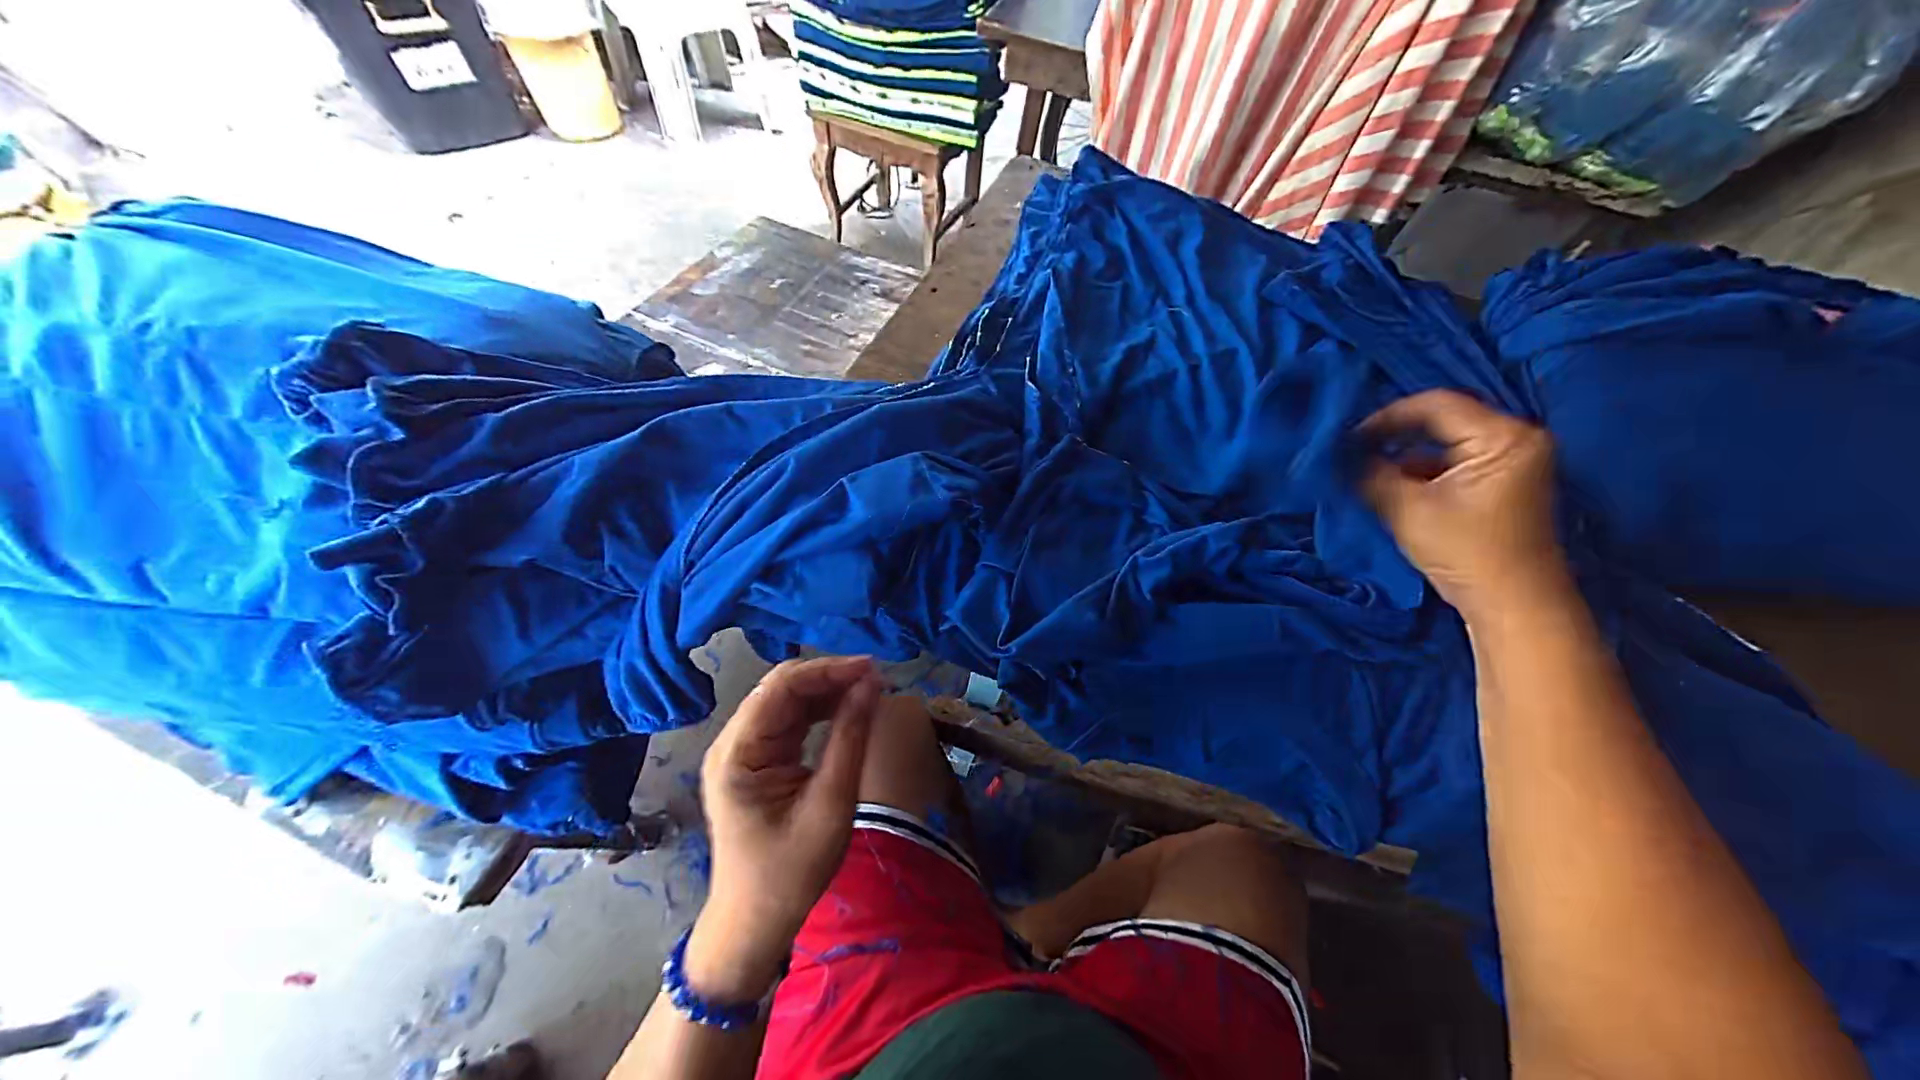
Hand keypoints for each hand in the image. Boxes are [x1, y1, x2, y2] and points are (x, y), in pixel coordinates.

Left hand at [683, 656, 879, 1002]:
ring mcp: (741, 751)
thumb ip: (850, 737)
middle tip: (876, 678)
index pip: (781, 687)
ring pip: (786, 701)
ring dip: (827, 691)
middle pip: (780, 688)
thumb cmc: (791, 873)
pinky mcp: (755, 761)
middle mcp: (732, 743)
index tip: (873, 667)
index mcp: (738, 754)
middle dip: (829, 677)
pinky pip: (788, 721)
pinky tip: (847, 709)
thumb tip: (872, 684)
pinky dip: (819, 711)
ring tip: (869, 690)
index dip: (828, 670)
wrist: (755, 923)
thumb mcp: (830, 804)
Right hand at [1359, 390, 1567, 620]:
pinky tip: (1394, 486)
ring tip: (1368, 470)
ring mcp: (1515, 460)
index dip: (1386, 418)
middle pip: (1442, 420)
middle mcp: (1518, 438)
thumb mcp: (1407, 510)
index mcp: (1504, 437)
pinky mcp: (1505, 481)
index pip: (1436, 405)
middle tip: (1353, 451)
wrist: (1513, 605)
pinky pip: (1455, 461)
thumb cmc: (1465, 554)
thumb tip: (1340, 455)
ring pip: (1446, 442)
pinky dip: (1423, 470)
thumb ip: (1370, 475)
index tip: (1348, 439)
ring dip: (1406, 455)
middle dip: (1394, 435)